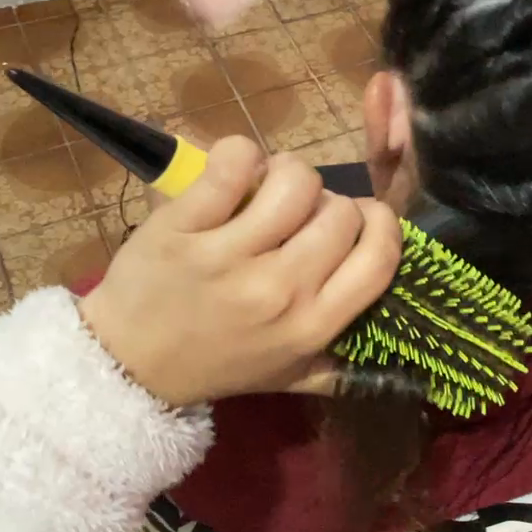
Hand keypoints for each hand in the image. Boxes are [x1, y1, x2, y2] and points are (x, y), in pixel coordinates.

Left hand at [77, 137, 400, 405]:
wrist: (130, 364)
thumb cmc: (220, 364)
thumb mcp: (291, 376)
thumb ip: (345, 363)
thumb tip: (402, 343)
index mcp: (313, 325)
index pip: (380, 254)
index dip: (381, 223)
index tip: (361, 220)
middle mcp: (280, 289)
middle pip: (341, 210)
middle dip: (329, 205)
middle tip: (301, 220)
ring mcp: (229, 256)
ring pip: (296, 179)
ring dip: (289, 177)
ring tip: (268, 195)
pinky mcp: (184, 225)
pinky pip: (235, 163)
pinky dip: (242, 155)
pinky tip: (235, 175)